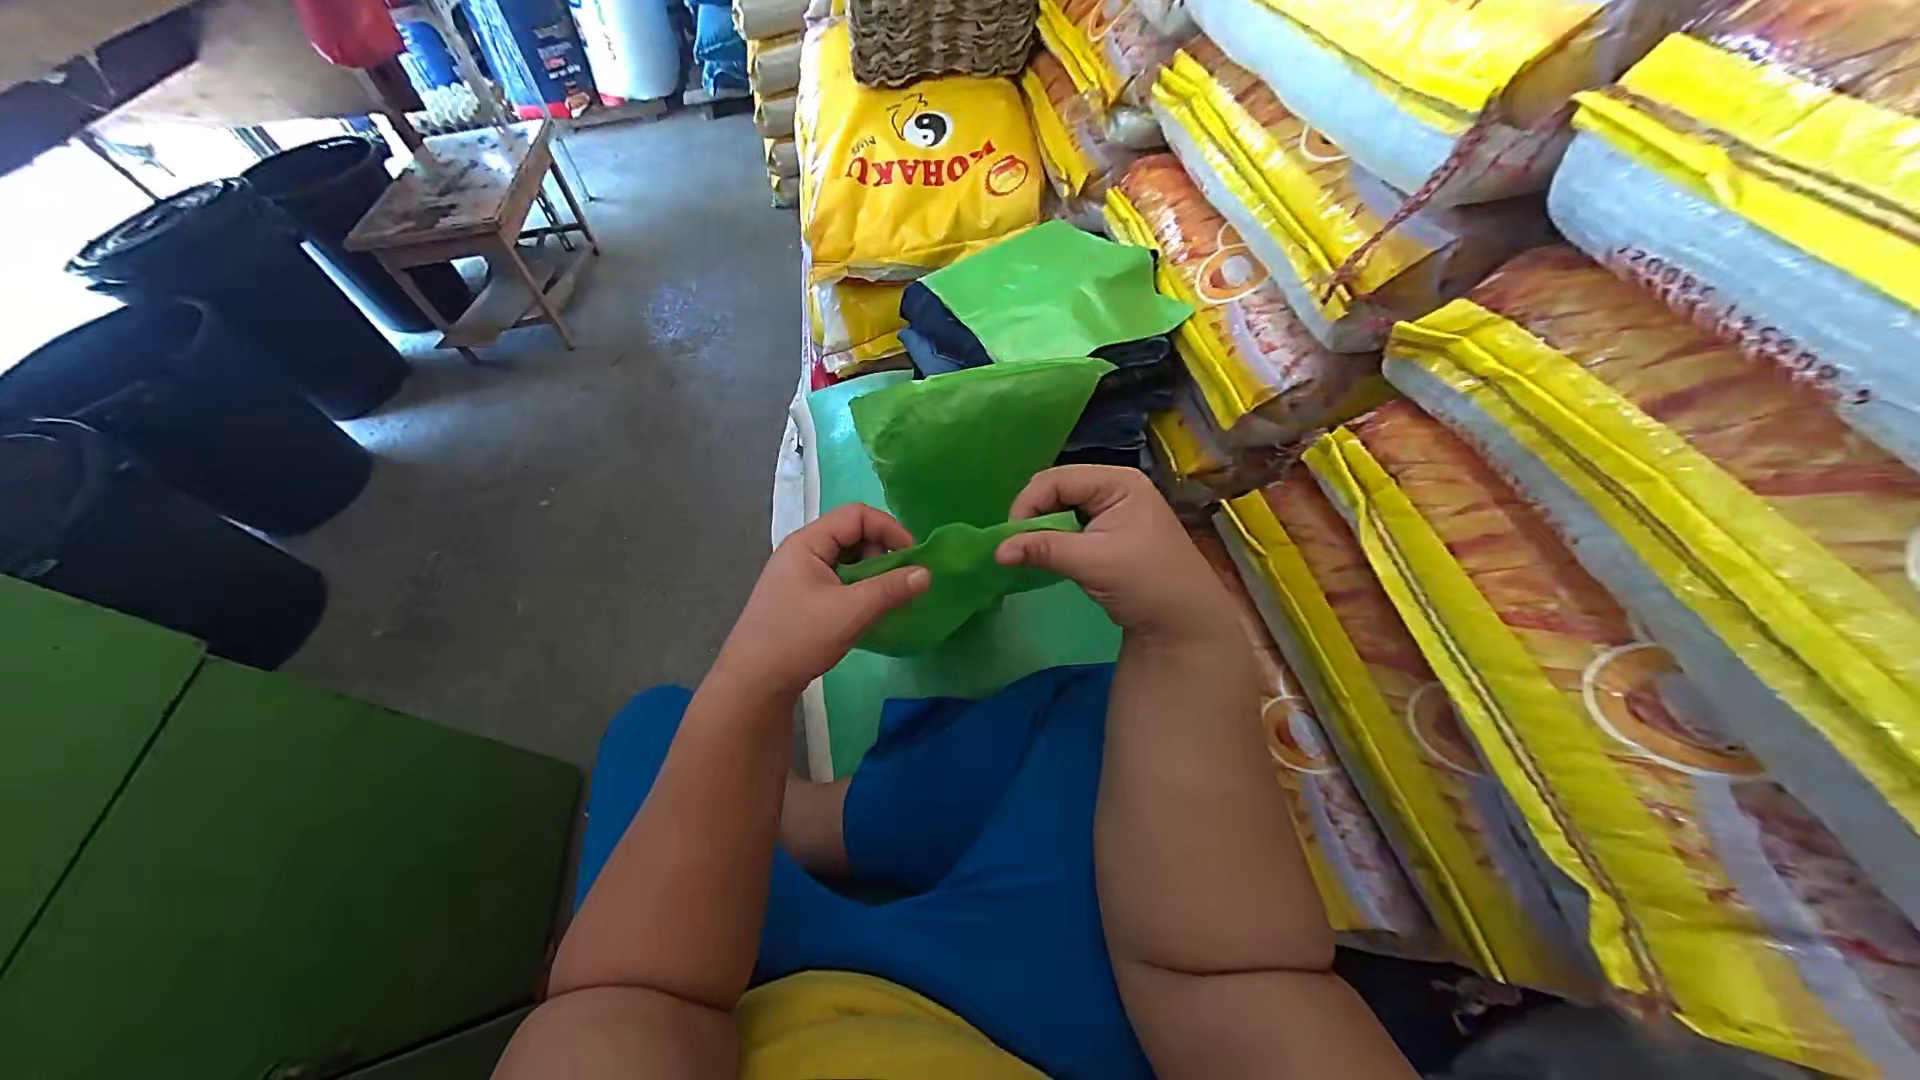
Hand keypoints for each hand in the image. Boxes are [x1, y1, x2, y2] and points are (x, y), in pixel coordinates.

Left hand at [713, 503, 930, 697]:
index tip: (913, 557)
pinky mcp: (802, 597)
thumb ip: (891, 589)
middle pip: (852, 534)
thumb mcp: (850, 612)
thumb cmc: (798, 638)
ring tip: (887, 598)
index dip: (889, 529)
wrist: (753, 682)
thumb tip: (927, 573)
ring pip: (847, 559)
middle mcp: (802, 551)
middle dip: (882, 552)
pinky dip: (859, 588)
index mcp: (807, 542)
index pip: (856, 515)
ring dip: (872, 573)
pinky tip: (869, 609)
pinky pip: (839, 579)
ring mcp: (800, 575)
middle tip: (901, 581)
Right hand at [996, 465, 1237, 642]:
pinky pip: (1070, 524)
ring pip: (1061, 507)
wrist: (1185, 623)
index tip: (1010, 537)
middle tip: (1017, 545)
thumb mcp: (1092, 563)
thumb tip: (996, 551)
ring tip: (1030, 551)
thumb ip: (1043, 550)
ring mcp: (1113, 509)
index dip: (1028, 504)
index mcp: (1118, 481)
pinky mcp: (1109, 531)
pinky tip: (1046, 555)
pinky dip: (1054, 538)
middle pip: (1057, 489)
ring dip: (1043, 528)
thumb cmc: (1146, 583)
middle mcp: (1115, 486)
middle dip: (1034, 515)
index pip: (1057, 479)